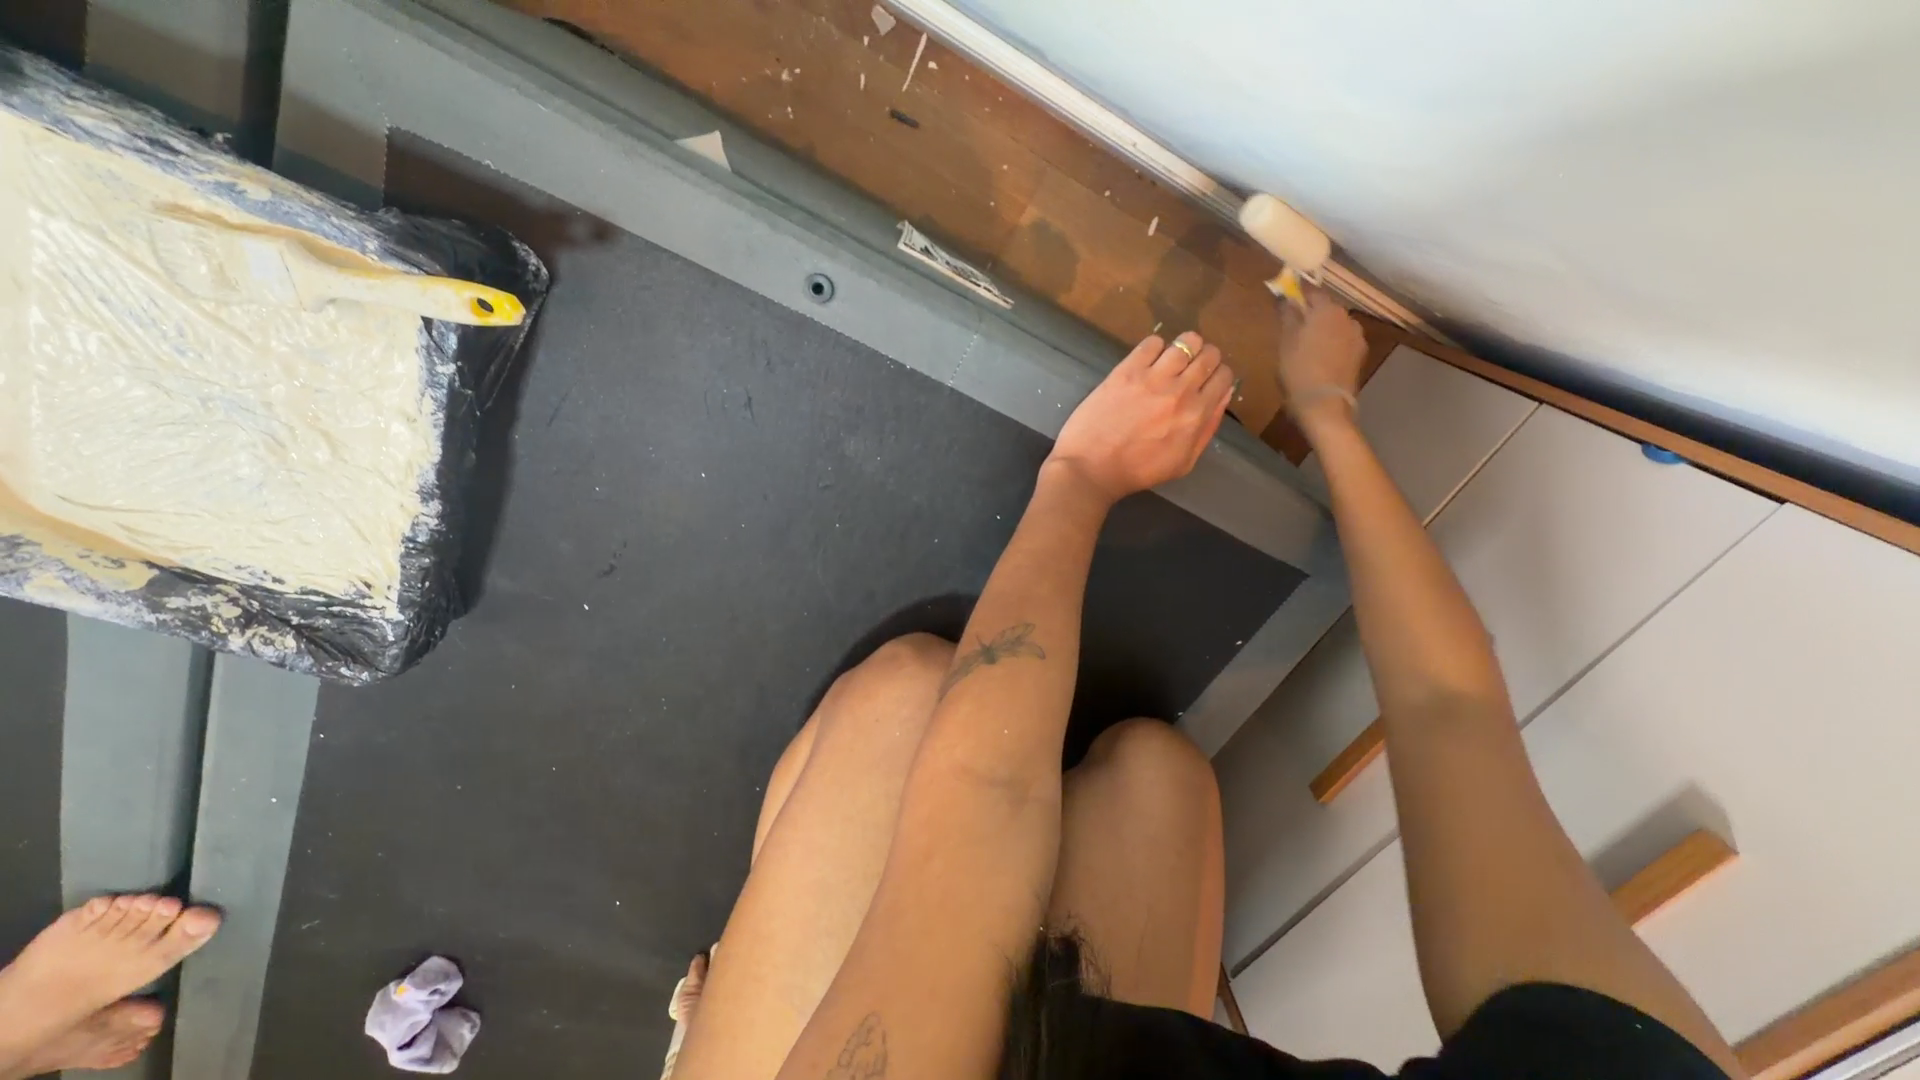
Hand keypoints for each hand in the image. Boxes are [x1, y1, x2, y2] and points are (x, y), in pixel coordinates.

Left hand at [1046, 331, 1234, 503]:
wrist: (1091, 468)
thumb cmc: (1138, 471)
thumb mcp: (1184, 462)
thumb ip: (1207, 428)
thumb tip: (1223, 396)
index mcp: (1197, 414)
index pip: (1224, 376)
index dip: (1218, 376)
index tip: (1207, 381)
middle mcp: (1181, 390)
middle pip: (1209, 354)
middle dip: (1206, 358)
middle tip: (1191, 368)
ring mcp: (1153, 377)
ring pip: (1186, 341)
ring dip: (1184, 347)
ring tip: (1172, 360)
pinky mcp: (1126, 370)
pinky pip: (1152, 342)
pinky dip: (1154, 347)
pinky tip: (1147, 361)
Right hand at [1277, 286, 1367, 432]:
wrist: (1325, 405)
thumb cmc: (1299, 371)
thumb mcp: (1286, 342)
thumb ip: (1288, 316)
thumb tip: (1286, 298)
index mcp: (1326, 310)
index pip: (1312, 291)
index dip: (1298, 292)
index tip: (1286, 294)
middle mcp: (1346, 317)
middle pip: (1327, 308)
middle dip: (1312, 312)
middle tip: (1295, 322)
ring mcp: (1356, 337)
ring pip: (1336, 325)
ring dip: (1324, 328)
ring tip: (1308, 342)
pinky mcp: (1360, 355)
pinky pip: (1343, 341)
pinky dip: (1332, 343)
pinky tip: (1321, 356)